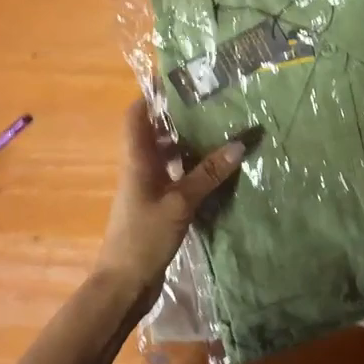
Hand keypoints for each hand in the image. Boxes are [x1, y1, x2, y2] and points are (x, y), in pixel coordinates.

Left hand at [93, 102, 248, 309]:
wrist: (123, 286)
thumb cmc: (143, 237)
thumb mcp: (180, 202)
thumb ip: (208, 173)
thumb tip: (240, 141)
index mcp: (137, 159)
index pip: (137, 115)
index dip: (152, 93)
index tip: (178, 77)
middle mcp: (140, 168)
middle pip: (156, 131)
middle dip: (181, 114)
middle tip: (214, 100)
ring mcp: (148, 188)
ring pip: (169, 154)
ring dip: (190, 141)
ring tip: (223, 128)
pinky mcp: (159, 206)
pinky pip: (177, 175)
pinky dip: (195, 167)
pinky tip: (219, 169)